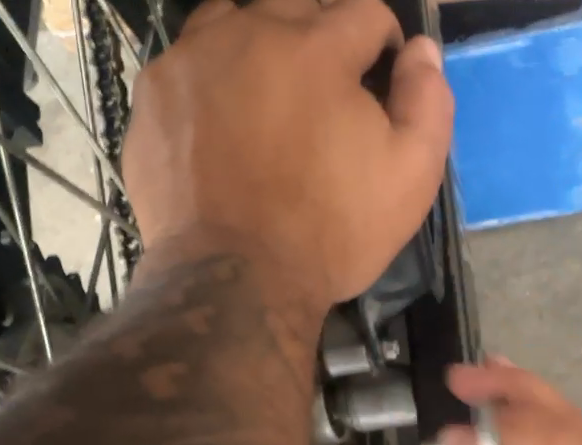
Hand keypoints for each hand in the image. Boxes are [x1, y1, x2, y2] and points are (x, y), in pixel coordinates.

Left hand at [122, 0, 454, 302]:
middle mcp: (251, 31)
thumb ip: (427, 103)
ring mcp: (193, 57)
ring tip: (274, 100)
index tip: (383, 86)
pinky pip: (191, 60)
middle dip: (324, 38)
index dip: (384, 46)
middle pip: (298, 5)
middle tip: (331, 99)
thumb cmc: (334, 233)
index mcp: (319, 47)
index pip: (365, 12)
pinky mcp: (154, 92)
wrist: (237, 280)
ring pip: (236, 19)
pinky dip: (216, 78)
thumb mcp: (410, 178)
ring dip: (264, 44)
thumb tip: (421, 50)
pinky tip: (227, 124)